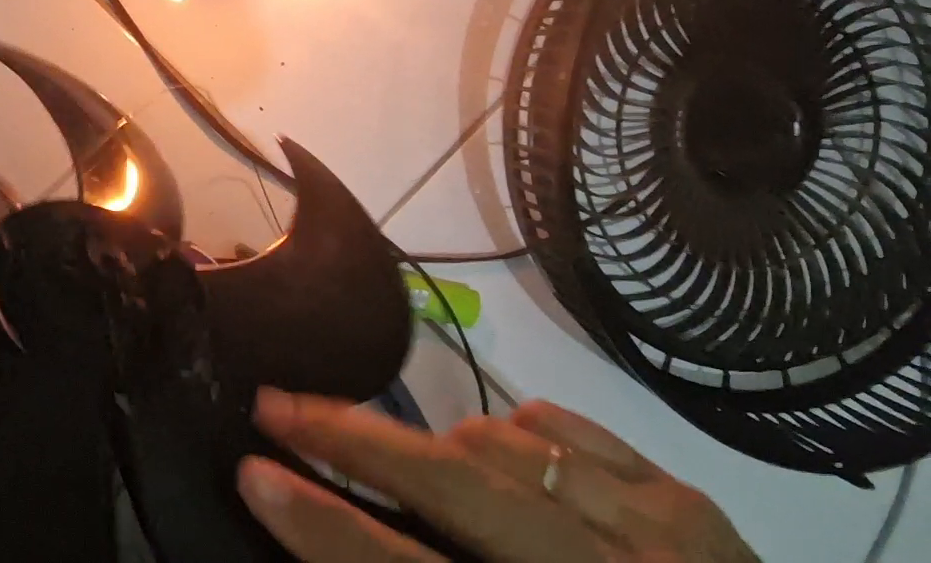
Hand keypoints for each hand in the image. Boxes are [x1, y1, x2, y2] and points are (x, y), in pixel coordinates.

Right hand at [237, 389, 759, 561]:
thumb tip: (336, 538)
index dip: (322, 525)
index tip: (251, 472)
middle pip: (455, 485)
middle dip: (350, 438)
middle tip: (273, 403)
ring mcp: (667, 538)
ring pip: (506, 444)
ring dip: (437, 444)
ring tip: (406, 458)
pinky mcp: (691, 505)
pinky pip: (567, 428)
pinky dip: (517, 432)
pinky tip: (504, 450)